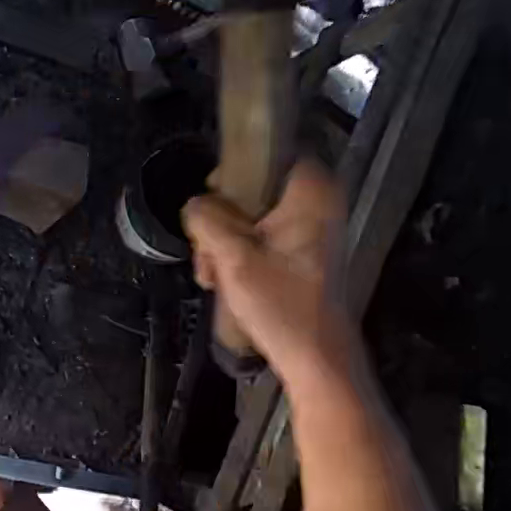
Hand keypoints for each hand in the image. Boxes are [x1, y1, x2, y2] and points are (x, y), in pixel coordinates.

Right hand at [182, 161, 350, 374]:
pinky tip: (220, 279)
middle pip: (253, 187)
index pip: (274, 152)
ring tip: (210, 272)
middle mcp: (315, 206)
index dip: (238, 166)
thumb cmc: (281, 304)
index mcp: (311, 197)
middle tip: (205, 247)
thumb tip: (194, 205)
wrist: (313, 358)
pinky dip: (234, 253)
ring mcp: (307, 232)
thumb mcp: (233, 257)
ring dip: (220, 240)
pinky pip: (255, 237)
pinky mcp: (297, 254)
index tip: (213, 192)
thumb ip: (206, 219)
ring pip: (248, 215)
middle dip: (219, 217)